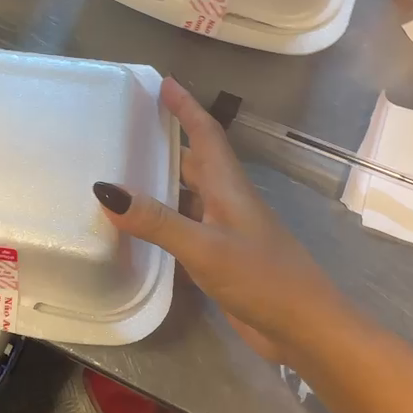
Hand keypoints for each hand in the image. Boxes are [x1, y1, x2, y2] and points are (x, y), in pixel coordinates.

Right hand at [92, 79, 348, 359]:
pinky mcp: (223, 259)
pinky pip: (187, 226)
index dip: (186, 107)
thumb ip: (157, 220)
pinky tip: (141, 229)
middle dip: (169, 138)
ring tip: (124, 170)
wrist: (307, 330)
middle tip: (130, 125)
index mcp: (228, 188)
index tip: (163, 82)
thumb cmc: (263, 278)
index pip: (205, 135)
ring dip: (163, 179)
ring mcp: (227, 231)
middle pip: (196, 160)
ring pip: (190, 194)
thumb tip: (105, 188)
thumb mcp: (205, 247)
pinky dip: (164, 219)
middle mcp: (228, 202)